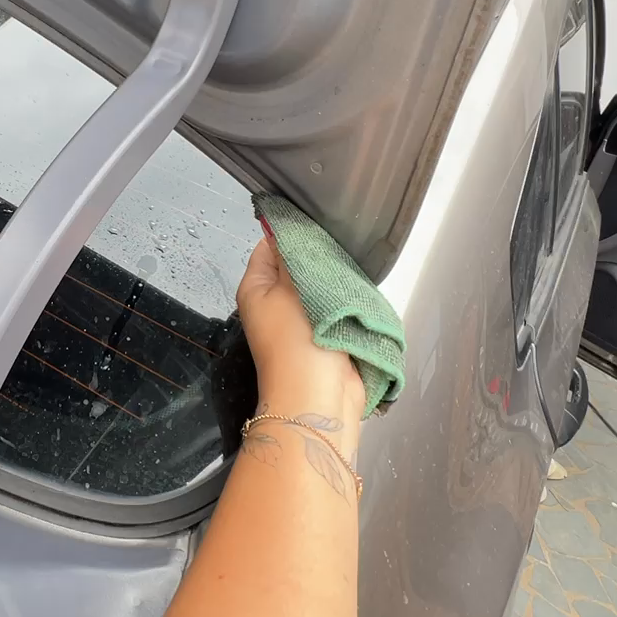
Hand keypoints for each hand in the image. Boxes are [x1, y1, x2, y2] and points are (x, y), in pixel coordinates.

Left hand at [235, 235, 364, 450]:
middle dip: (318, 256)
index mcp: (255, 287)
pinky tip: (360, 288)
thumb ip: (288, 254)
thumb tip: (279, 226)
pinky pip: (335, 307)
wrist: (319, 396)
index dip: (289, 232)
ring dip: (335, 279)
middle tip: (341, 242)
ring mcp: (299, 319)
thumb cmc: (297, 340)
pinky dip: (346, 299)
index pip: (268, 246)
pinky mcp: (324, 334)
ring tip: (353, 264)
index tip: (316, 221)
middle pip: (297, 265)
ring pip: (319, 285)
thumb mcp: (288, 287)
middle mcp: (273, 301)